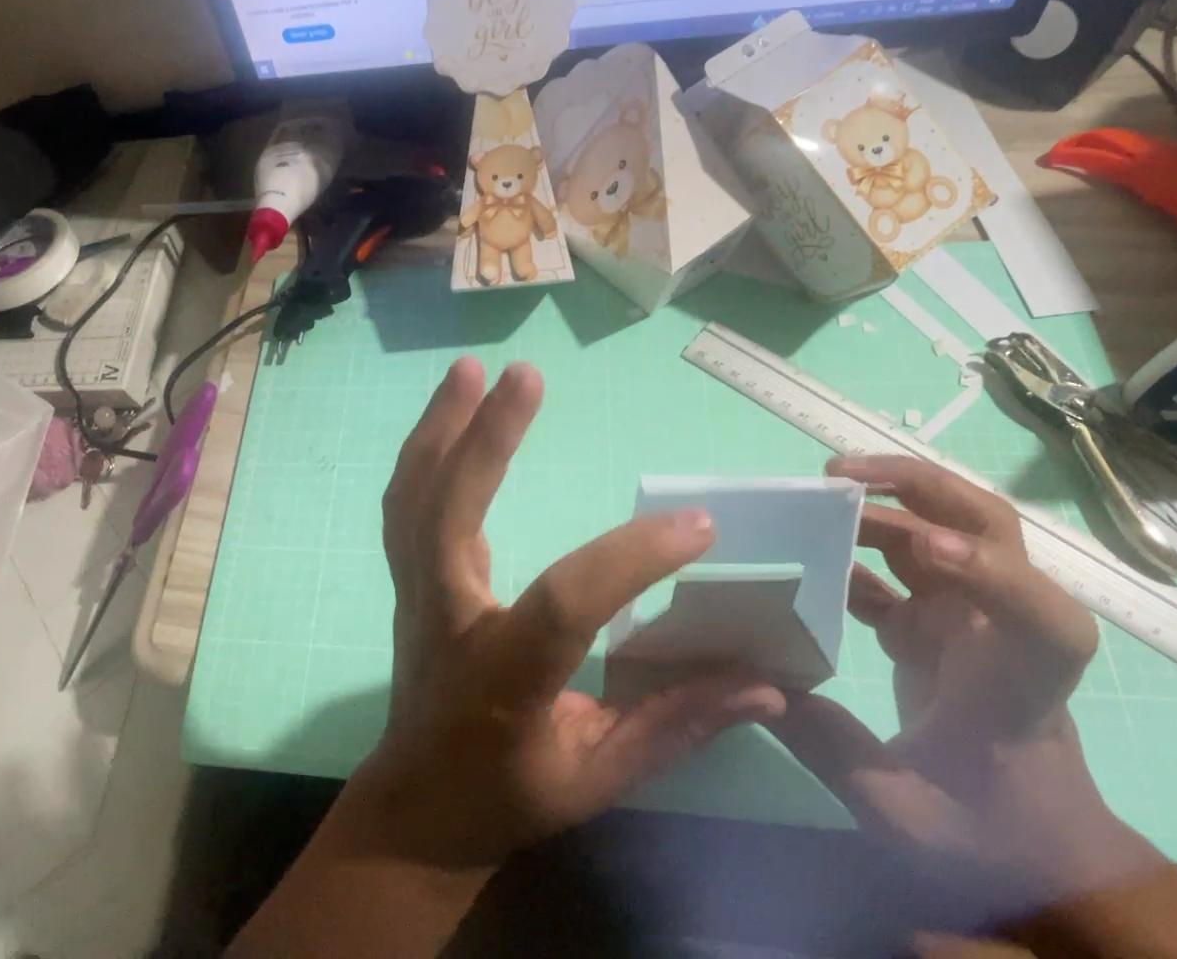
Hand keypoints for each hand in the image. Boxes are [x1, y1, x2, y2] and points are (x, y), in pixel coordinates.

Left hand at [346, 357, 784, 868]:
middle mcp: (447, 621)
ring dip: (439, 429)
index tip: (700, 526)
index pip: (564, 601)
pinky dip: (427, 455)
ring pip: (412, 500)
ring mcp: (418, 596)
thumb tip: (766, 682)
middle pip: (445, 516)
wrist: (419, 806)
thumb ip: (678, 723)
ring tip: (471, 369)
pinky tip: (453, 415)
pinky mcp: (411, 582)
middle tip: (523, 374)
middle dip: (483, 441)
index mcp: (501, 677)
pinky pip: (409, 507)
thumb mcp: (600, 776)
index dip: (631, 558)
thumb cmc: (508, 794)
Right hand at [767, 456, 1154, 907]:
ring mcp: (966, 623)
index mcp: (1017, 680)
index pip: (1038, 615)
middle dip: (920, 489)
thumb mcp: (897, 808)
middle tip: (838, 475)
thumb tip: (746, 679)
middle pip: (988, 530)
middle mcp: (998, 630)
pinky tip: (802, 550)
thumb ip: (822, 742)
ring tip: (813, 497)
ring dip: (882, 509)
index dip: (993, 571)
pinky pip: (895, 574)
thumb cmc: (987, 837)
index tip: (927, 549)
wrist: (1037, 852)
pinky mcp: (934, 630)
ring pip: (939, 536)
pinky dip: (853, 554)